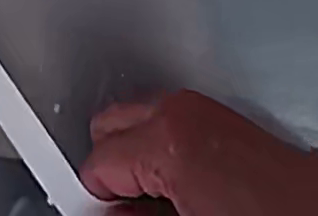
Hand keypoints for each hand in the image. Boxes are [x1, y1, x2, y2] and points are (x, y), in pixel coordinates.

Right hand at [80, 90, 317, 215]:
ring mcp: (204, 111)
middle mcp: (182, 112)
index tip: (98, 213)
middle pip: (109, 127)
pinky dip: (164, 156)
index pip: (96, 160)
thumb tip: (110, 214)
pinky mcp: (223, 120)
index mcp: (168, 139)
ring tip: (164, 209)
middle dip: (112, 174)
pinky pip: (169, 126)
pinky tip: (189, 199)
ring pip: (137, 123)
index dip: (94, 198)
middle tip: (127, 214)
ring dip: (138, 163)